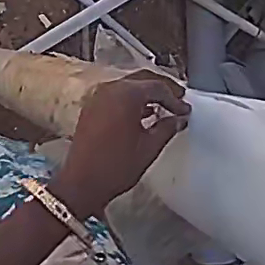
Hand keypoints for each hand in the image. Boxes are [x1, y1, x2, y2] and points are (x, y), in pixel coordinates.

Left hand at [50, 71, 189, 216]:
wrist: (80, 184)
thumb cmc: (116, 166)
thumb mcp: (149, 148)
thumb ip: (167, 128)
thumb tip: (179, 119)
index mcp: (126, 95)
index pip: (157, 87)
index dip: (174, 99)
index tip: (185, 111)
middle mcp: (110, 89)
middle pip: (142, 80)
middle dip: (162, 90)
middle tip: (178, 100)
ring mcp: (98, 97)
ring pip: (128, 86)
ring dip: (146, 94)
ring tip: (163, 107)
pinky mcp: (91, 108)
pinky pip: (116, 95)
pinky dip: (131, 100)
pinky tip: (143, 114)